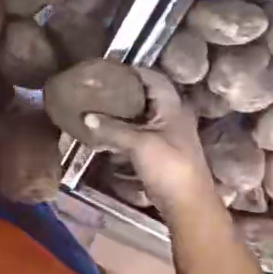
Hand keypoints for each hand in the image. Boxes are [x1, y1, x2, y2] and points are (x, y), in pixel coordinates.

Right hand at [83, 67, 217, 211]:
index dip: (131, 70)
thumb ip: (112, 128)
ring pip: (139, 113)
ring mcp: (165, 133)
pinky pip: (136, 130)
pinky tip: (103, 129)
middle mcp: (171, 115)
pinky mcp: (157, 149)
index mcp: (173, 106)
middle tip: (95, 87)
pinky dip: (120, 126)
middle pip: (144, 94)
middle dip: (121, 89)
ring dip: (120, 109)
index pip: (152, 77)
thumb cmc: (169, 167)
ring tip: (95, 105)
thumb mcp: (139, 144)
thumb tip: (85, 116)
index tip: (105, 69)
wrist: (187, 204)